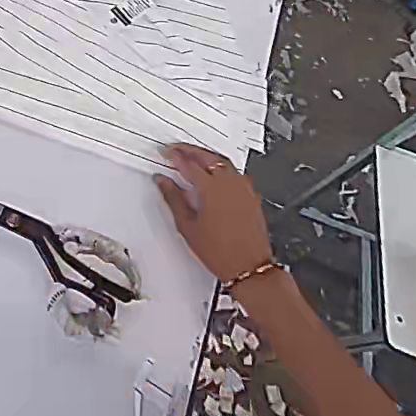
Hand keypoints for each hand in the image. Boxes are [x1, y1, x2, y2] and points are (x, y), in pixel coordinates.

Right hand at [155, 144, 273, 283]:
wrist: (247, 267)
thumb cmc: (220, 251)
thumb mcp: (187, 225)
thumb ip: (173, 198)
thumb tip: (163, 182)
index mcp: (211, 188)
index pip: (189, 163)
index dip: (175, 156)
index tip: (167, 153)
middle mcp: (229, 184)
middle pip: (208, 157)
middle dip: (190, 150)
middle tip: (177, 149)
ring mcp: (243, 188)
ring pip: (223, 162)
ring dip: (207, 156)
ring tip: (194, 156)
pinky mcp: (251, 196)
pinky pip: (236, 173)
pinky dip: (222, 167)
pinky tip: (216, 173)